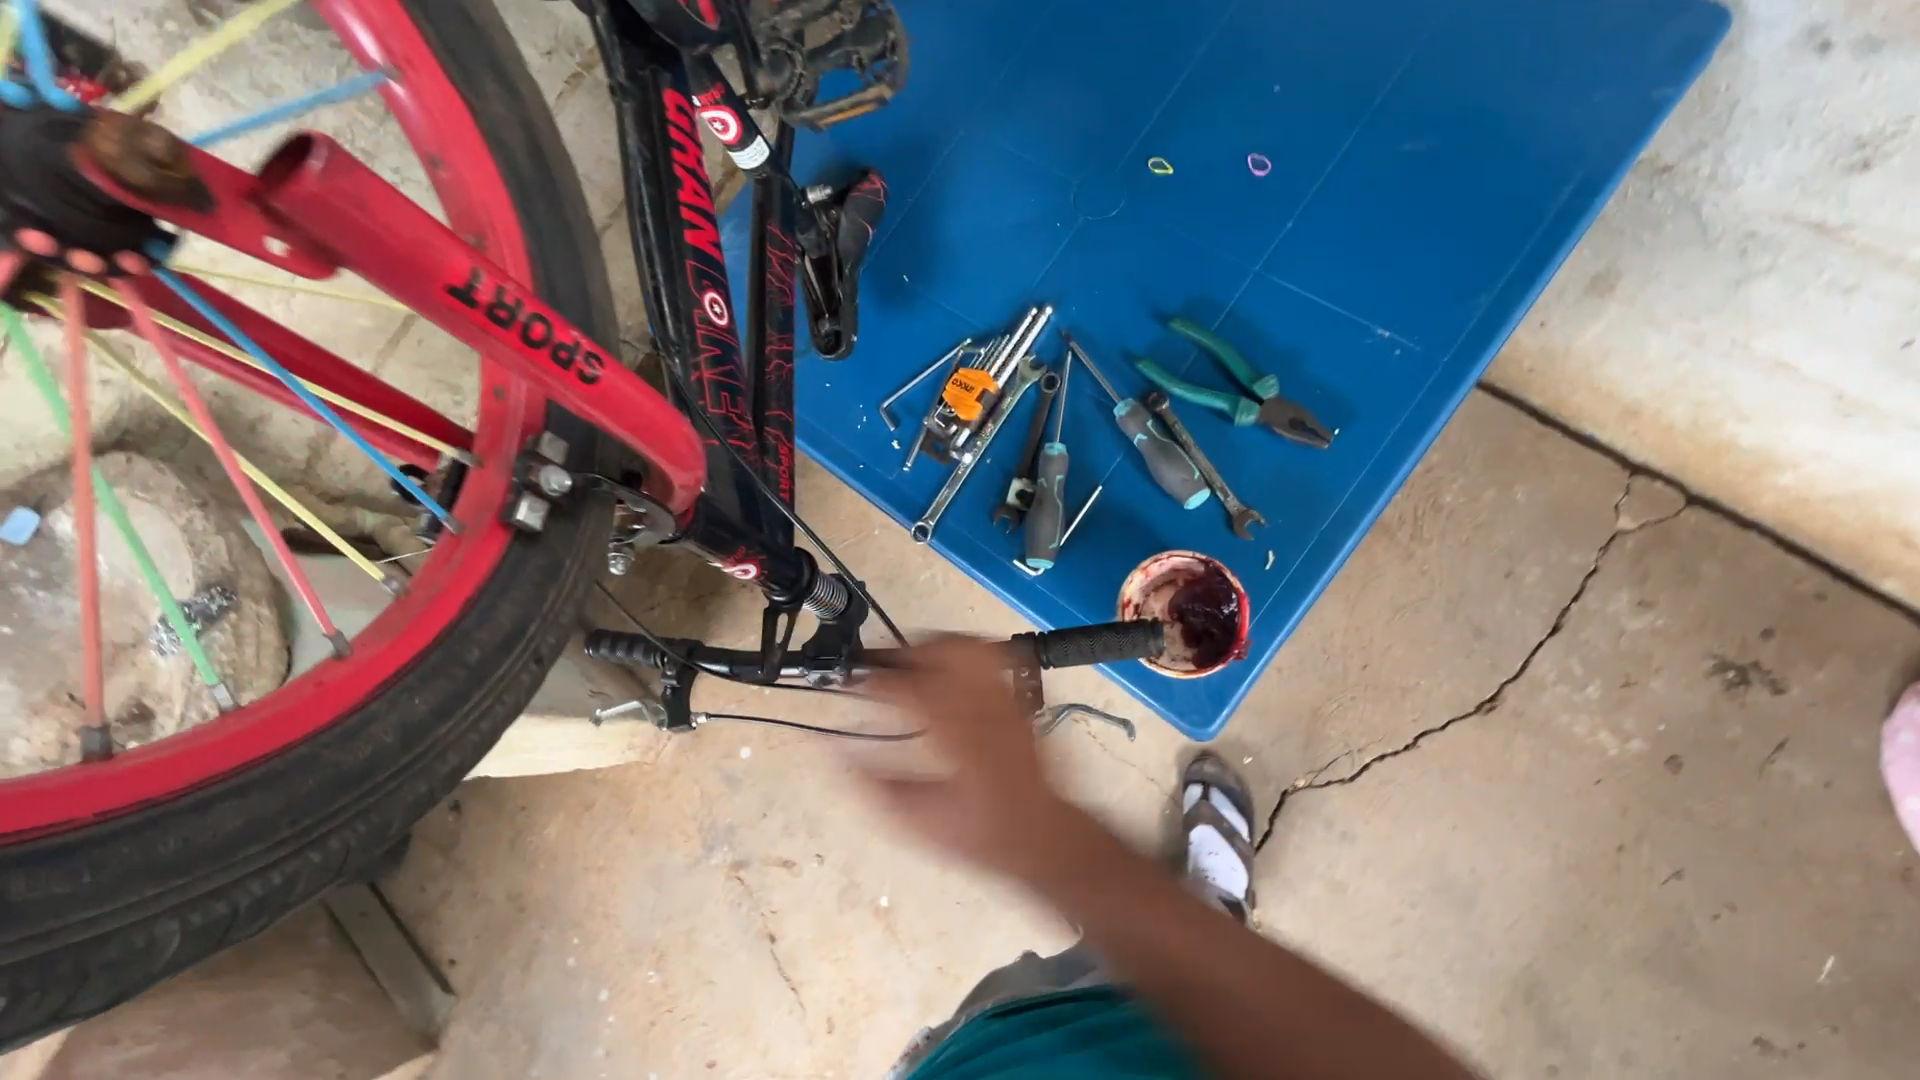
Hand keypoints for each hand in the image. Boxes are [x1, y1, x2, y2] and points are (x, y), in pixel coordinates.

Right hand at [861, 636, 1093, 881]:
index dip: (877, 678)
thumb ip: (870, 781)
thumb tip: (833, 747)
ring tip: (914, 661)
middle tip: (885, 665)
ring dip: (936, 645)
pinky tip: (950, 670)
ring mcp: (1007, 701)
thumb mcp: (914, 819)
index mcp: (955, 735)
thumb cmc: (976, 833)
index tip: (856, 679)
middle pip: (946, 651)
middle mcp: (984, 709)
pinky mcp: (1020, 702)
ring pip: (973, 647)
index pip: (910, 687)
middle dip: (908, 650)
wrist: (1041, 837)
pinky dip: (965, 654)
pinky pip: (994, 660)